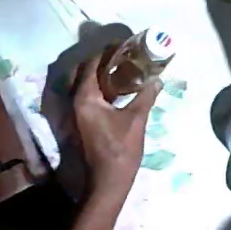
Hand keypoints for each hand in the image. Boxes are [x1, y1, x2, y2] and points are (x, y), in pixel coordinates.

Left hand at [72, 52, 160, 202]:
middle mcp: (73, 102)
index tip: (122, 46)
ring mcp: (73, 114)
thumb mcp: (136, 120)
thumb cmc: (120, 150)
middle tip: (122, 57)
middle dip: (100, 62)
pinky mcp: (79, 123)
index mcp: (84, 97)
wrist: (106, 183)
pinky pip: (85, 98)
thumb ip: (145, 96)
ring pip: (83, 86)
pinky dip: (98, 90)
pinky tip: (116, 92)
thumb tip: (156, 79)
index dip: (106, 52)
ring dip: (98, 76)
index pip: (91, 64)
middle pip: (83, 73)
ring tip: (121, 71)